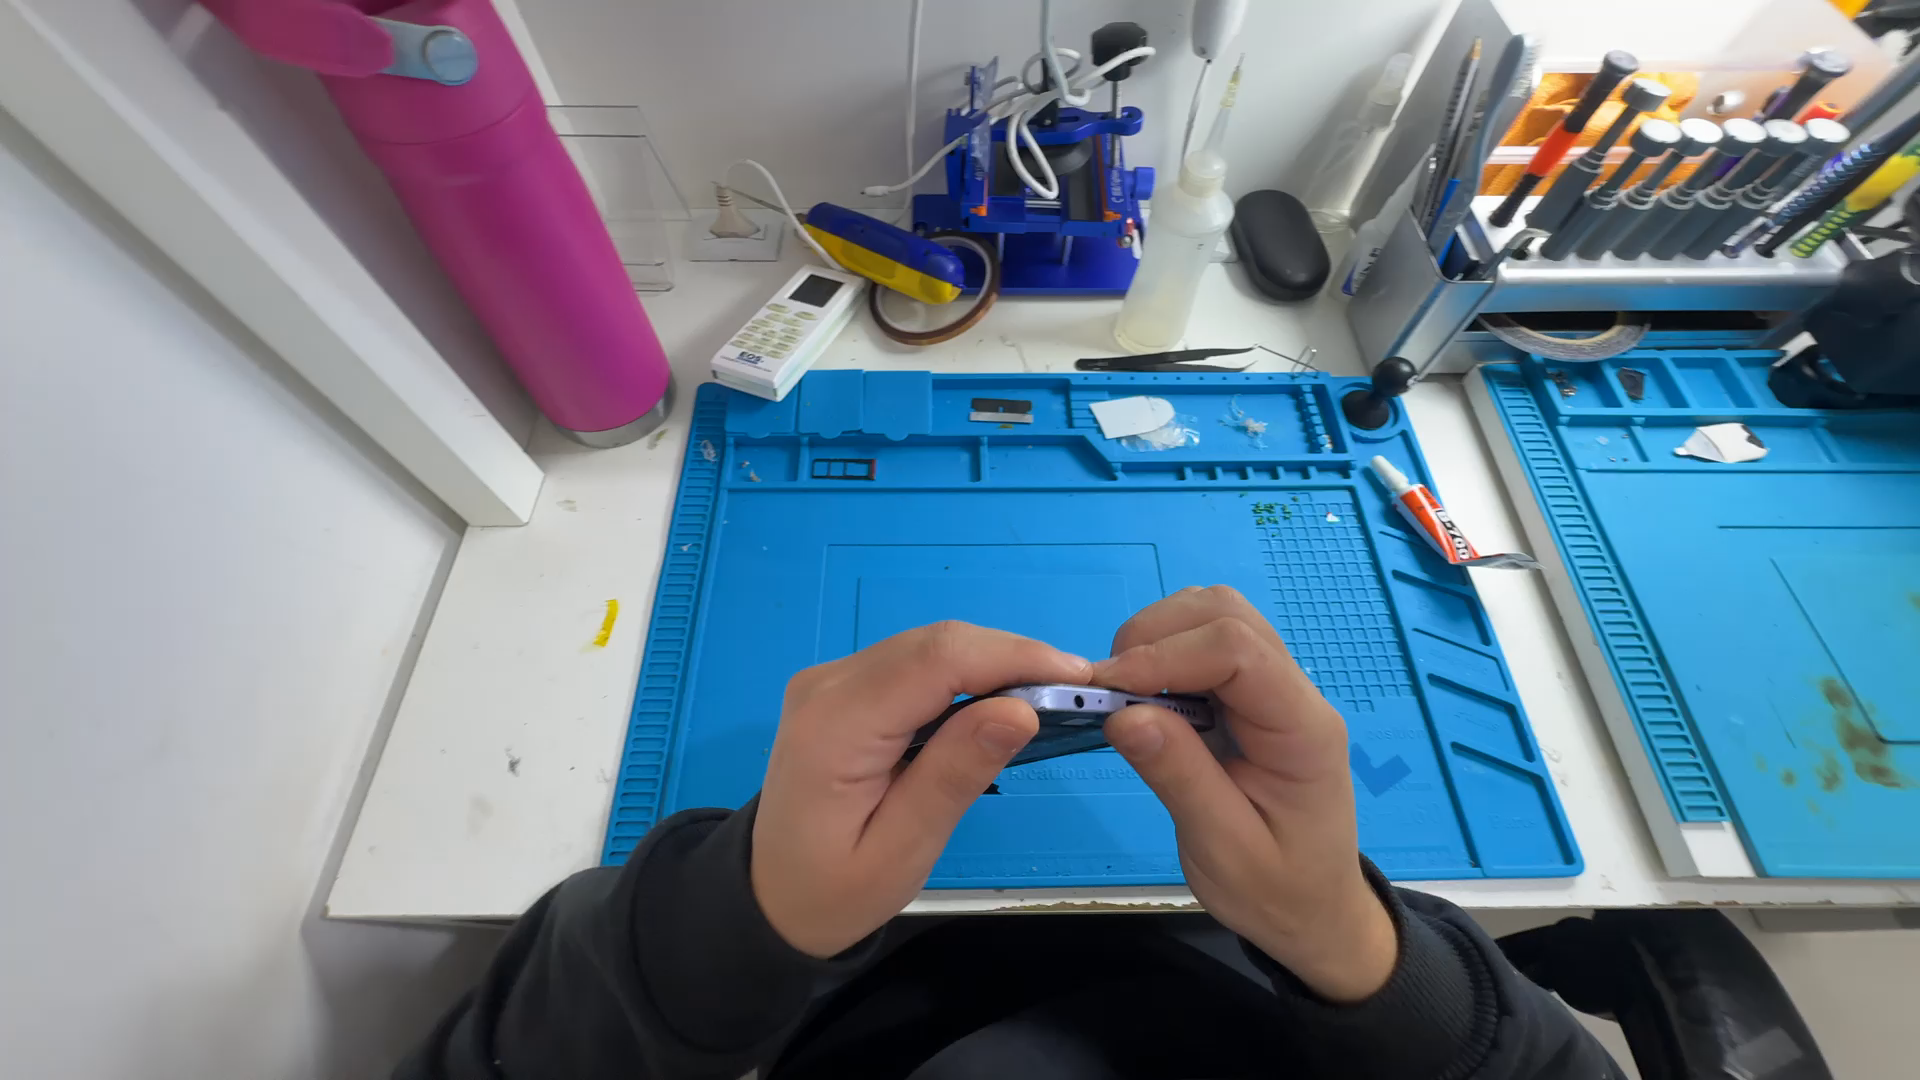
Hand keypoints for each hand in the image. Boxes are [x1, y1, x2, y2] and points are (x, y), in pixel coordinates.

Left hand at [752, 622, 1090, 957]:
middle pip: (935, 642)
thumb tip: (1021, 708)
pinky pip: (916, 659)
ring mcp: (833, 676)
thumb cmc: (833, 889)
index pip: (935, 661)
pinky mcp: (845, 681)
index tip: (1076, 676)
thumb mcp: (900, 851)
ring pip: (930, 644)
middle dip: (1011, 655)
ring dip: (993, 660)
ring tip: (1048, 691)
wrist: (767, 889)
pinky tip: (999, 695)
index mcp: (834, 724)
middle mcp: (829, 682)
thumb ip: (955, 775)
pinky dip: (966, 670)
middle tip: (1075, 687)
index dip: (1011, 656)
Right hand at [1094, 587, 1396, 1002]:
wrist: (1313, 911)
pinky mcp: (1246, 689)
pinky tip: (1145, 689)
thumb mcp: (1224, 850)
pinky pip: (1204, 636)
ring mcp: (1272, 683)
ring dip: (1157, 634)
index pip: (1237, 650)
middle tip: (1111, 686)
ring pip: (1214, 612)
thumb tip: (1122, 713)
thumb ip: (1179, 777)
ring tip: (1125, 687)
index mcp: (1301, 729)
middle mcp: (1292, 690)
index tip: (1107, 690)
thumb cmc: (1275, 890)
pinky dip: (1162, 646)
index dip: (1164, 656)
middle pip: (1225, 612)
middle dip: (1155, 633)